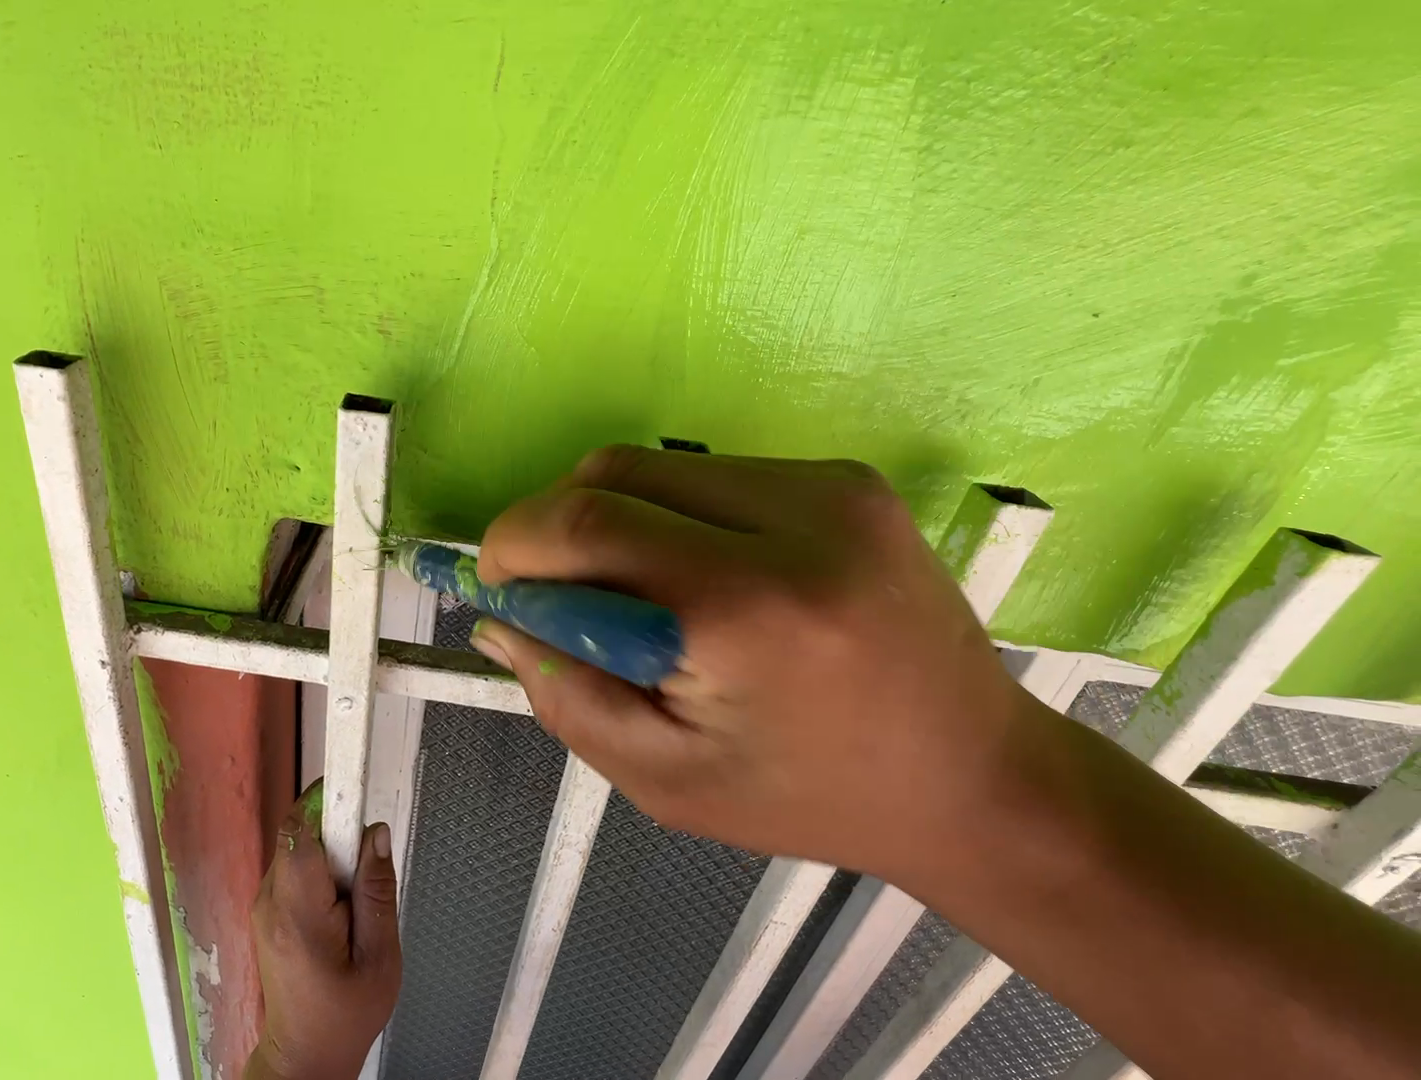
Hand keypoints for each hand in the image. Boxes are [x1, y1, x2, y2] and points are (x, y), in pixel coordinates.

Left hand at [247, 784, 401, 1079]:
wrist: (305, 1055)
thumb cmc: (346, 1012)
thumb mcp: (379, 955)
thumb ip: (377, 890)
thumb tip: (377, 833)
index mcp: (297, 911)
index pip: (300, 830)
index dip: (327, 800)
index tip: (358, 788)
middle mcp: (270, 900)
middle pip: (298, 832)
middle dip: (336, 826)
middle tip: (369, 852)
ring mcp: (264, 904)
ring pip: (296, 846)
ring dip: (329, 848)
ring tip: (357, 884)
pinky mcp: (267, 909)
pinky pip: (293, 866)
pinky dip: (319, 865)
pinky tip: (342, 897)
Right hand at [467, 445, 1040, 883]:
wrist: (973, 776)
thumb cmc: (811, 798)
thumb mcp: (666, 780)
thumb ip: (567, 696)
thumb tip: (499, 618)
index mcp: (751, 609)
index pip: (589, 524)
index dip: (515, 542)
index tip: (498, 584)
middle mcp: (798, 519)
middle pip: (614, 473)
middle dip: (554, 524)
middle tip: (555, 593)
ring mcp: (832, 486)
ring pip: (658, 464)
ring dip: (612, 516)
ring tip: (632, 592)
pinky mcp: (846, 478)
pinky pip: (711, 472)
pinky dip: (670, 512)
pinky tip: (694, 574)